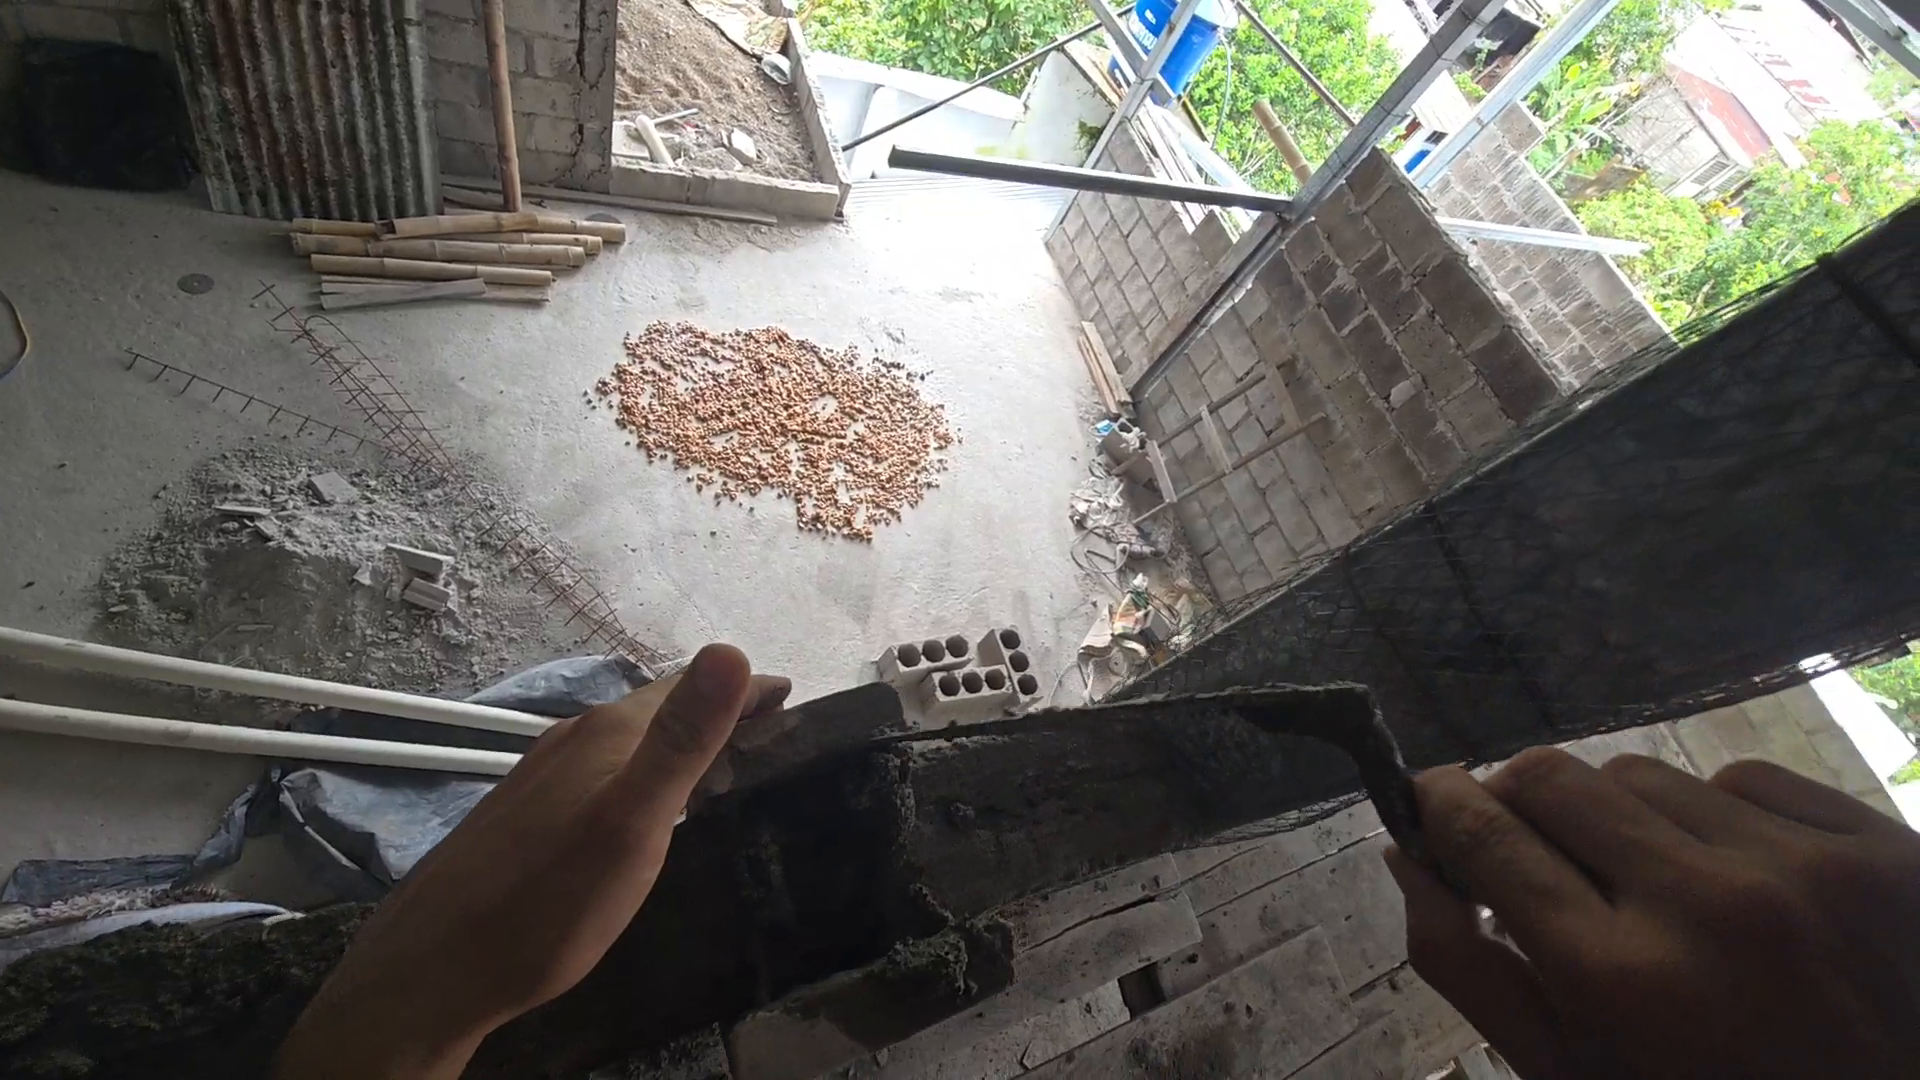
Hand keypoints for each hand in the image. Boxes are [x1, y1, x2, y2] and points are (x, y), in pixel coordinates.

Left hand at [275, 644, 789, 1079]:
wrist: (421, 981)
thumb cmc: (547, 904)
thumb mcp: (633, 822)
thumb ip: (684, 737)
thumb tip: (731, 649)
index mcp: (610, 733)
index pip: (692, 686)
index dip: (744, 687)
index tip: (789, 694)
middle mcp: (576, 737)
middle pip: (662, 705)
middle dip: (717, 706)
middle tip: (765, 726)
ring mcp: (544, 771)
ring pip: (630, 734)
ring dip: (680, 733)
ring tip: (717, 756)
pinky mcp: (526, 806)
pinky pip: (604, 762)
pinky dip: (644, 760)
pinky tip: (641, 796)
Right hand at [1389, 747, 1919, 1079]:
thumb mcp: (1563, 1072)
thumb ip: (1459, 959)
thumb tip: (1405, 850)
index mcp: (1621, 979)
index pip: (1479, 828)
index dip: (1435, 801)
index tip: (1426, 800)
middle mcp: (1713, 907)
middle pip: (1546, 774)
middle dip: (1516, 803)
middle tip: (1533, 852)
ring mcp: (1812, 871)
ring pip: (1635, 773)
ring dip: (1615, 815)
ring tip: (1653, 883)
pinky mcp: (1891, 849)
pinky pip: (1738, 779)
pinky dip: (1712, 816)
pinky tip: (1739, 881)